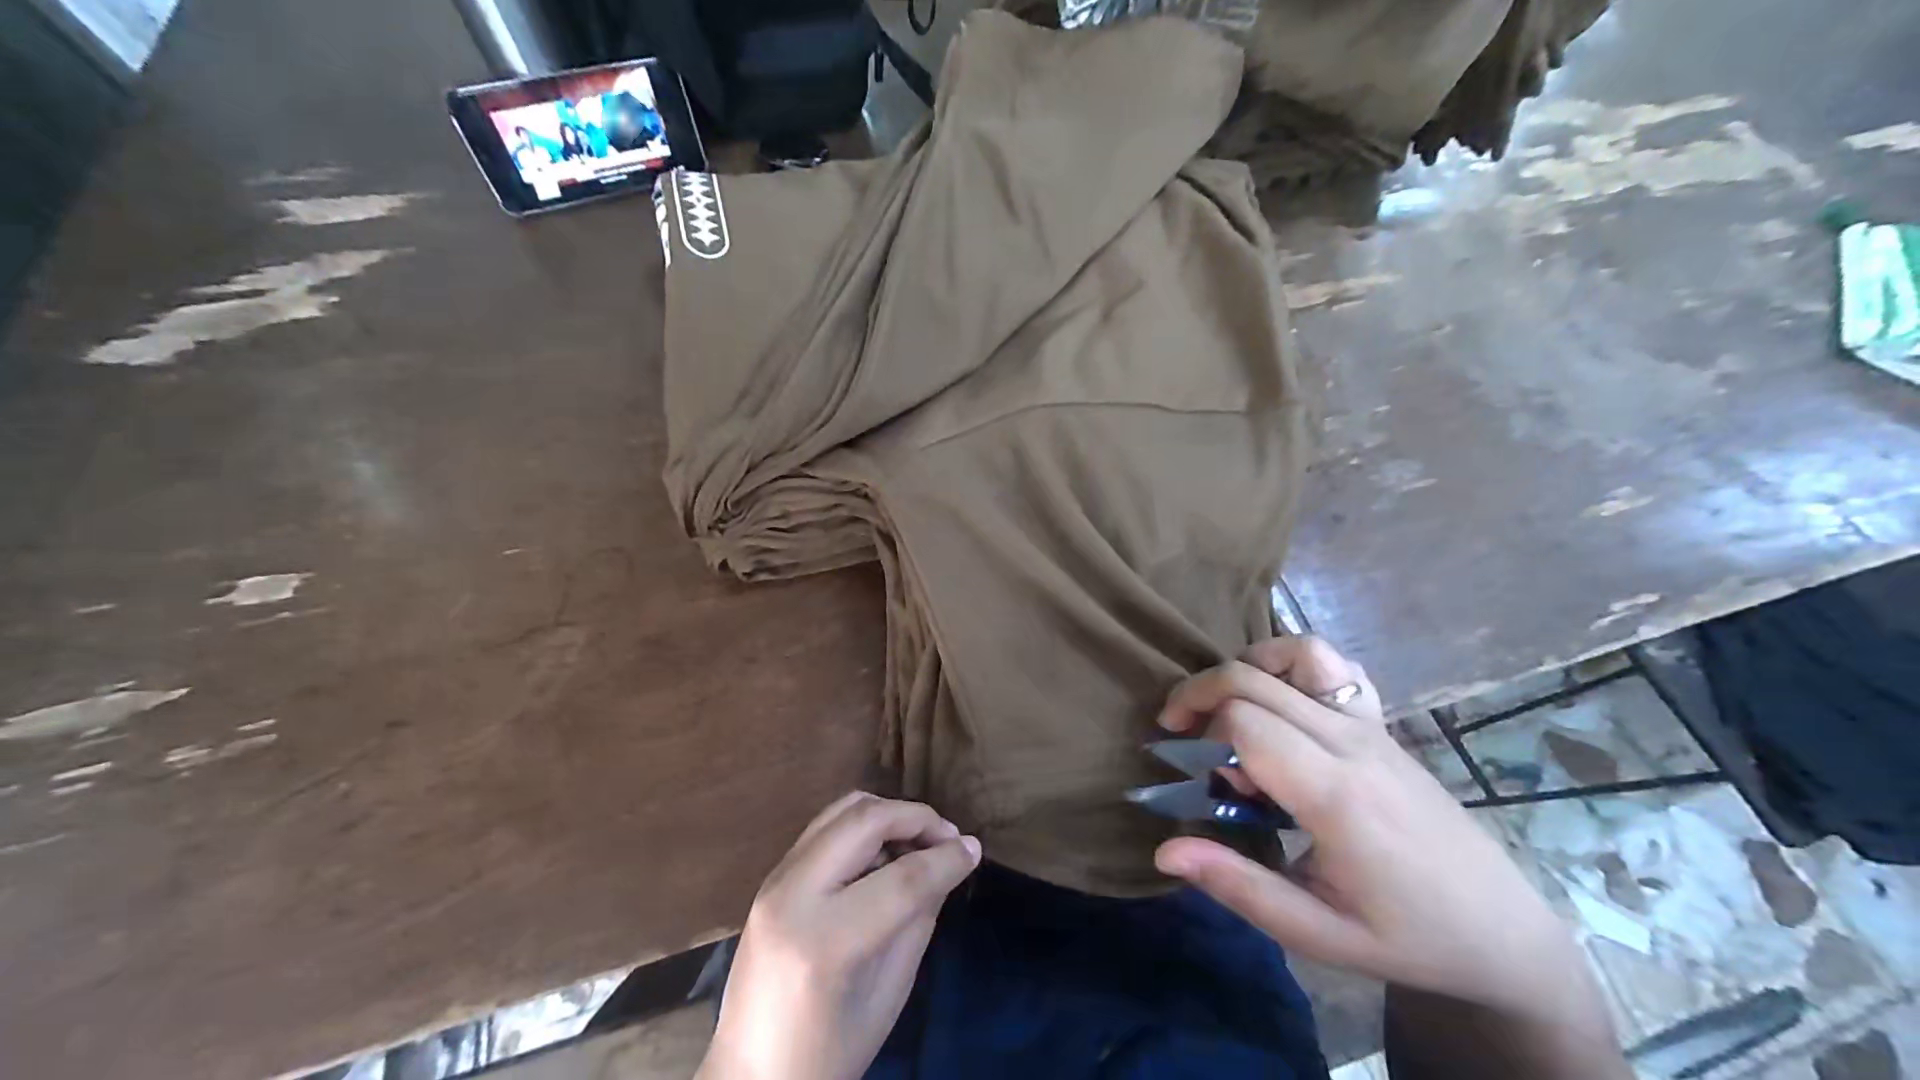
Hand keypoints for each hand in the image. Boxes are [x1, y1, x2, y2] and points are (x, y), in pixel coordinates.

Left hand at [697, 792, 980, 1079]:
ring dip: (889, 814)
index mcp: (823, 941)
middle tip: (950, 837)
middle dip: (917, 817)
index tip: (975, 850)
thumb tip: (951, 861)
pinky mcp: (772, 875)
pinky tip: (886, 850)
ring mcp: (775, 879)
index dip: (946, 859)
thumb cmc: (827, 1052)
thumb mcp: (888, 994)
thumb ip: (920, 918)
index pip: (900, 879)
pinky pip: (826, 826)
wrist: (750, 1073)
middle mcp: (792, 894)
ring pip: (842, 809)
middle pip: (865, 821)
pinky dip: (864, 824)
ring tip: (921, 839)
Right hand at [1153, 637, 1608, 1033]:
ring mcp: (1371, 726)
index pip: (1245, 723)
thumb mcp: (1317, 933)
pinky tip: (1277, 696)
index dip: (1200, 733)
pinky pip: (1334, 664)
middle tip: (1177, 731)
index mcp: (1335, 795)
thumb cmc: (1406, 936)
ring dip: (1244, 668)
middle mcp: (1351, 743)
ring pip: (1296, 653)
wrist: (1502, 929)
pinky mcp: (1381, 723)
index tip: (1192, 769)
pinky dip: (1291, 660)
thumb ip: (1239, 887)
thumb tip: (1164, 851)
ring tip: (1225, 708)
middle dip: (1199, 693)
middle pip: (1253, 678)